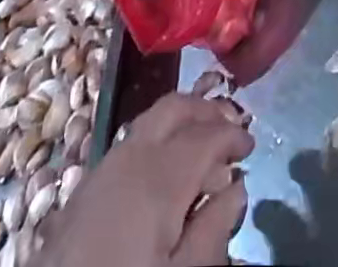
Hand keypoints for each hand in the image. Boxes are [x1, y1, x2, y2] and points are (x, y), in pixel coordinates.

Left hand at [40, 93, 251, 266]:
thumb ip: (214, 229)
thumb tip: (236, 187)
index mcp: (161, 177)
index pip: (208, 134)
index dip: (234, 134)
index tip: (251, 148)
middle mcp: (132, 158)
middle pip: (175, 107)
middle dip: (208, 110)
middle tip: (231, 129)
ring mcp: (104, 168)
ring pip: (151, 119)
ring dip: (183, 120)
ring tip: (203, 145)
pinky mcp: (86, 186)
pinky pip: (131, 141)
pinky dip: (159, 137)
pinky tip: (166, 169)